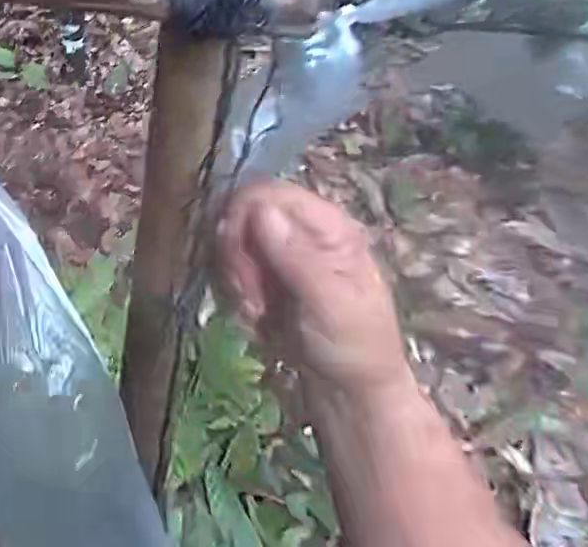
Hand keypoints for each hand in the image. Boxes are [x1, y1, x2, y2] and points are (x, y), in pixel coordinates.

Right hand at [216, 179, 408, 395]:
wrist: (351, 394)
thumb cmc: (355, 349)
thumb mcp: (332, 307)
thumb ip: (297, 257)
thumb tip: (261, 210)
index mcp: (327, 223)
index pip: (267, 192)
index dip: (241, 216)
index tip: (237, 259)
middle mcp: (301, 225)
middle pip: (242, 210)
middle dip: (236, 252)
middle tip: (247, 296)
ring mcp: (282, 246)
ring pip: (232, 237)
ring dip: (234, 274)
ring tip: (255, 311)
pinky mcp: (266, 267)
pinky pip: (232, 262)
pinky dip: (235, 288)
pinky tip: (253, 314)